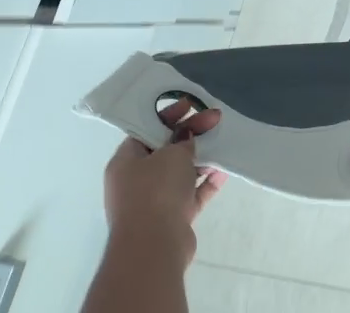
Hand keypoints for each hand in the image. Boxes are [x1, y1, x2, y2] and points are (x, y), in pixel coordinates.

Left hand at [101, 105, 227, 263]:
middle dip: (191, 135)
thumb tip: (186, 138)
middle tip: (216, 120)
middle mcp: (135, 180)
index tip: (192, 104)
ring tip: (224, 145)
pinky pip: (191, 193)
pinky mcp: (171, 217)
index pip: (146, 130)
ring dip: (201, 159)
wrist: (153, 246)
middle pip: (165, 150)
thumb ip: (183, 140)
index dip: (168, 115)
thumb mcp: (172, 154)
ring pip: (180, 173)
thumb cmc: (156, 191)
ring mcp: (153, 201)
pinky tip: (223, 172)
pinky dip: (206, 183)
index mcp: (125, 162)